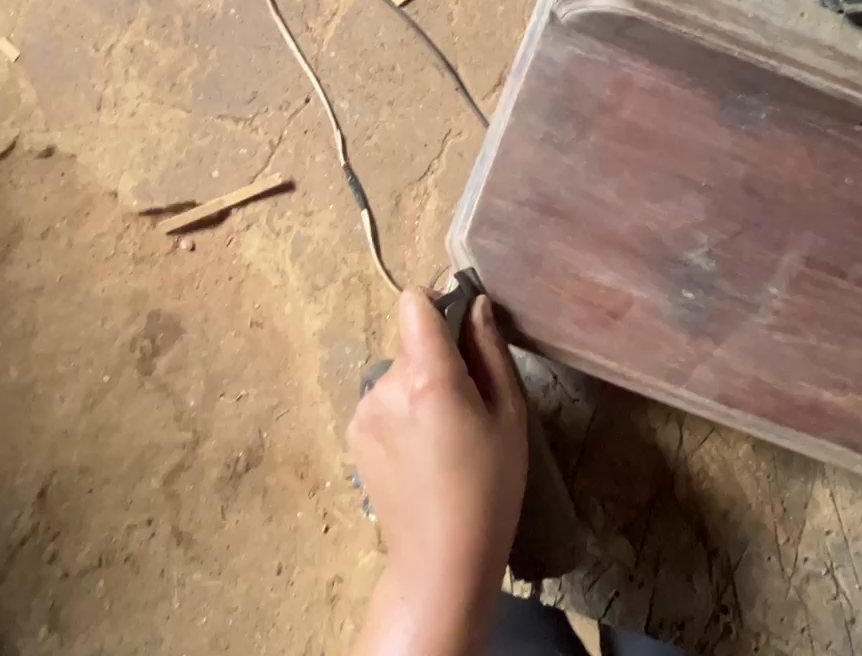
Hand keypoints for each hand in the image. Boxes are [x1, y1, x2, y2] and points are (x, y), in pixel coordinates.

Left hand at [347, 288, 526, 654]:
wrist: (440, 560)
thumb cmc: (490, 487)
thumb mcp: (509, 414)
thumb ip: (489, 350)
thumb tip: (478, 304)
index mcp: (426, 376)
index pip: (414, 302)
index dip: (439, 304)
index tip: (462, 329)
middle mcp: (385, 385)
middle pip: (411, 342)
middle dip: (438, 357)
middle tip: (467, 403)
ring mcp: (363, 411)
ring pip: (398, 373)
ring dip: (418, 386)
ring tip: (443, 435)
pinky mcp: (352, 434)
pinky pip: (383, 400)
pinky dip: (401, 411)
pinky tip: (420, 452)